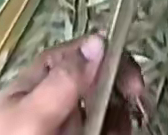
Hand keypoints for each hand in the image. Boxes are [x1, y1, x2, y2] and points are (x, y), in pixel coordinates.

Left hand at [0, 35, 146, 134]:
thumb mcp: (29, 116)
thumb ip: (63, 81)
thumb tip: (100, 41)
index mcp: (42, 80)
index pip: (84, 53)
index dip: (112, 60)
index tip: (134, 83)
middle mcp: (56, 100)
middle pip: (101, 82)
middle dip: (122, 92)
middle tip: (138, 110)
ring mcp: (65, 127)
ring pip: (105, 113)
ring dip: (121, 118)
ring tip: (121, 128)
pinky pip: (101, 130)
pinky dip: (113, 130)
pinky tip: (115, 133)